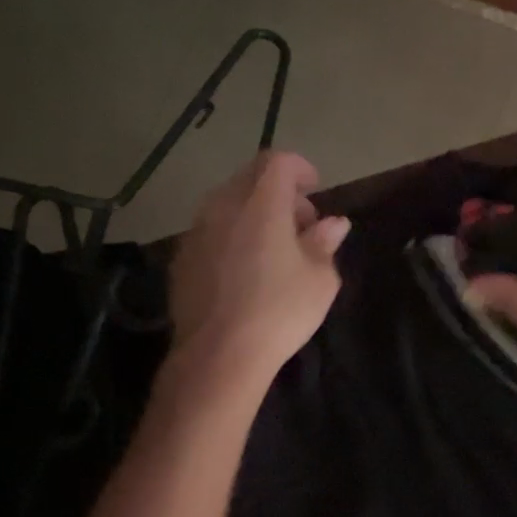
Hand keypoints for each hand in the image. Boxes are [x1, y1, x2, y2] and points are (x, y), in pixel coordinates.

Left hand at [169, 151, 349, 379]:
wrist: (219, 353)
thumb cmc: (280, 310)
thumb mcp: (319, 279)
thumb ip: (325, 243)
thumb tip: (333, 223)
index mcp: (261, 203)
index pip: (278, 162)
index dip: (301, 168)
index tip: (316, 188)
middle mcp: (223, 206)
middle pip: (250, 179)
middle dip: (279, 192)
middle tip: (302, 224)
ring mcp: (197, 231)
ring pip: (228, 205)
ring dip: (254, 214)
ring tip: (275, 249)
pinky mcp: (182, 258)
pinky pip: (212, 232)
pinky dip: (233, 237)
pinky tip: (246, 272)